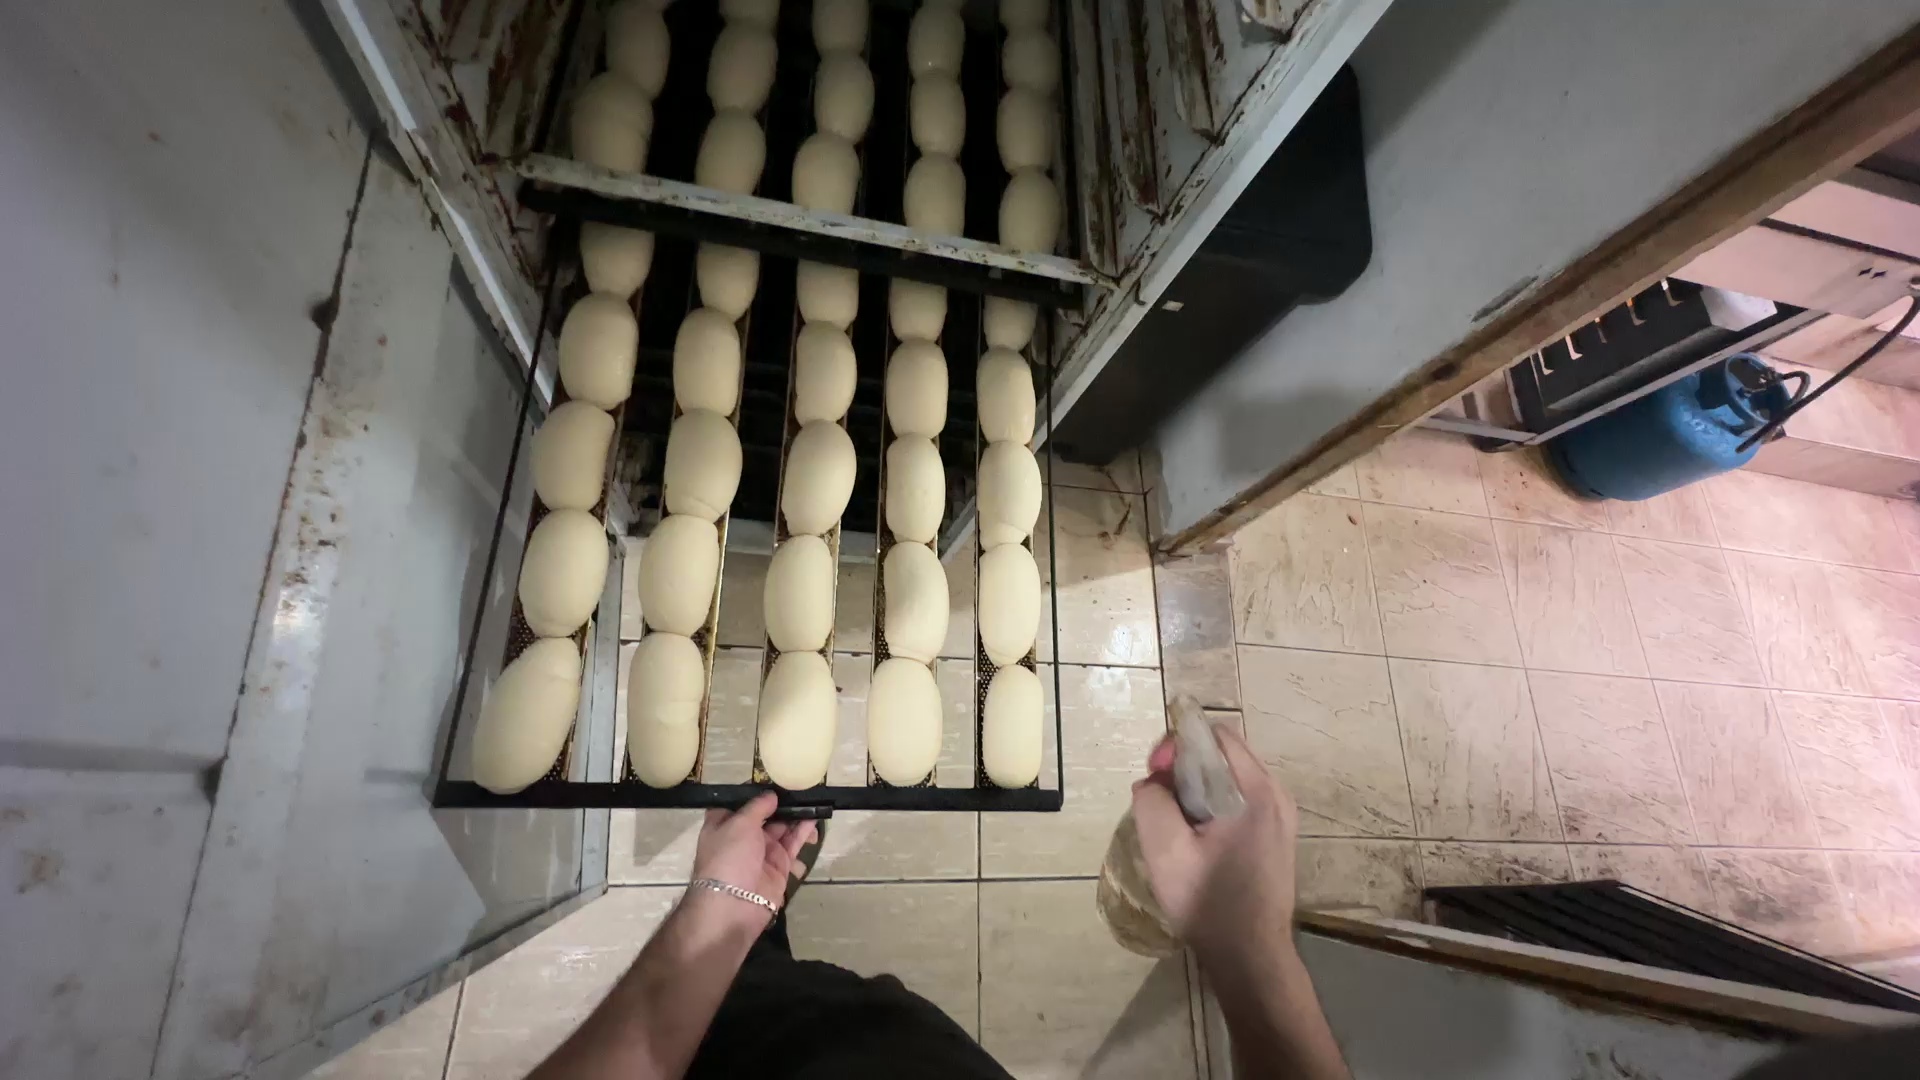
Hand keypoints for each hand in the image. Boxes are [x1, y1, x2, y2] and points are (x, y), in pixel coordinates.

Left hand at [687, 793, 815, 929]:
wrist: (732, 907)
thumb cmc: (729, 858)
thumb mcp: (739, 824)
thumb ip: (758, 806)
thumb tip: (772, 795)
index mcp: (725, 824)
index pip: (741, 802)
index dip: (757, 791)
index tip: (777, 776)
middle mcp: (743, 836)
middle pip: (767, 814)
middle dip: (783, 802)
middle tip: (803, 787)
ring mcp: (762, 852)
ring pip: (783, 827)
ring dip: (797, 816)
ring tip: (813, 803)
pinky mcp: (779, 866)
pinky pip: (794, 844)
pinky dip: (804, 833)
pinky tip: (814, 823)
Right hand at [1129, 723, 1300, 959]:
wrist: (1251, 958)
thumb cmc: (1208, 903)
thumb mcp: (1164, 850)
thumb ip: (1152, 800)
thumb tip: (1152, 783)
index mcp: (1255, 792)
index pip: (1214, 736)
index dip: (1177, 746)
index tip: (1155, 776)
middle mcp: (1276, 795)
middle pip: (1223, 752)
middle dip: (1184, 764)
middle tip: (1160, 797)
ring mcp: (1281, 815)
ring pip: (1229, 775)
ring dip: (1197, 784)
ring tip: (1175, 819)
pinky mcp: (1277, 834)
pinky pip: (1239, 797)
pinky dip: (1213, 802)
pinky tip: (1197, 834)